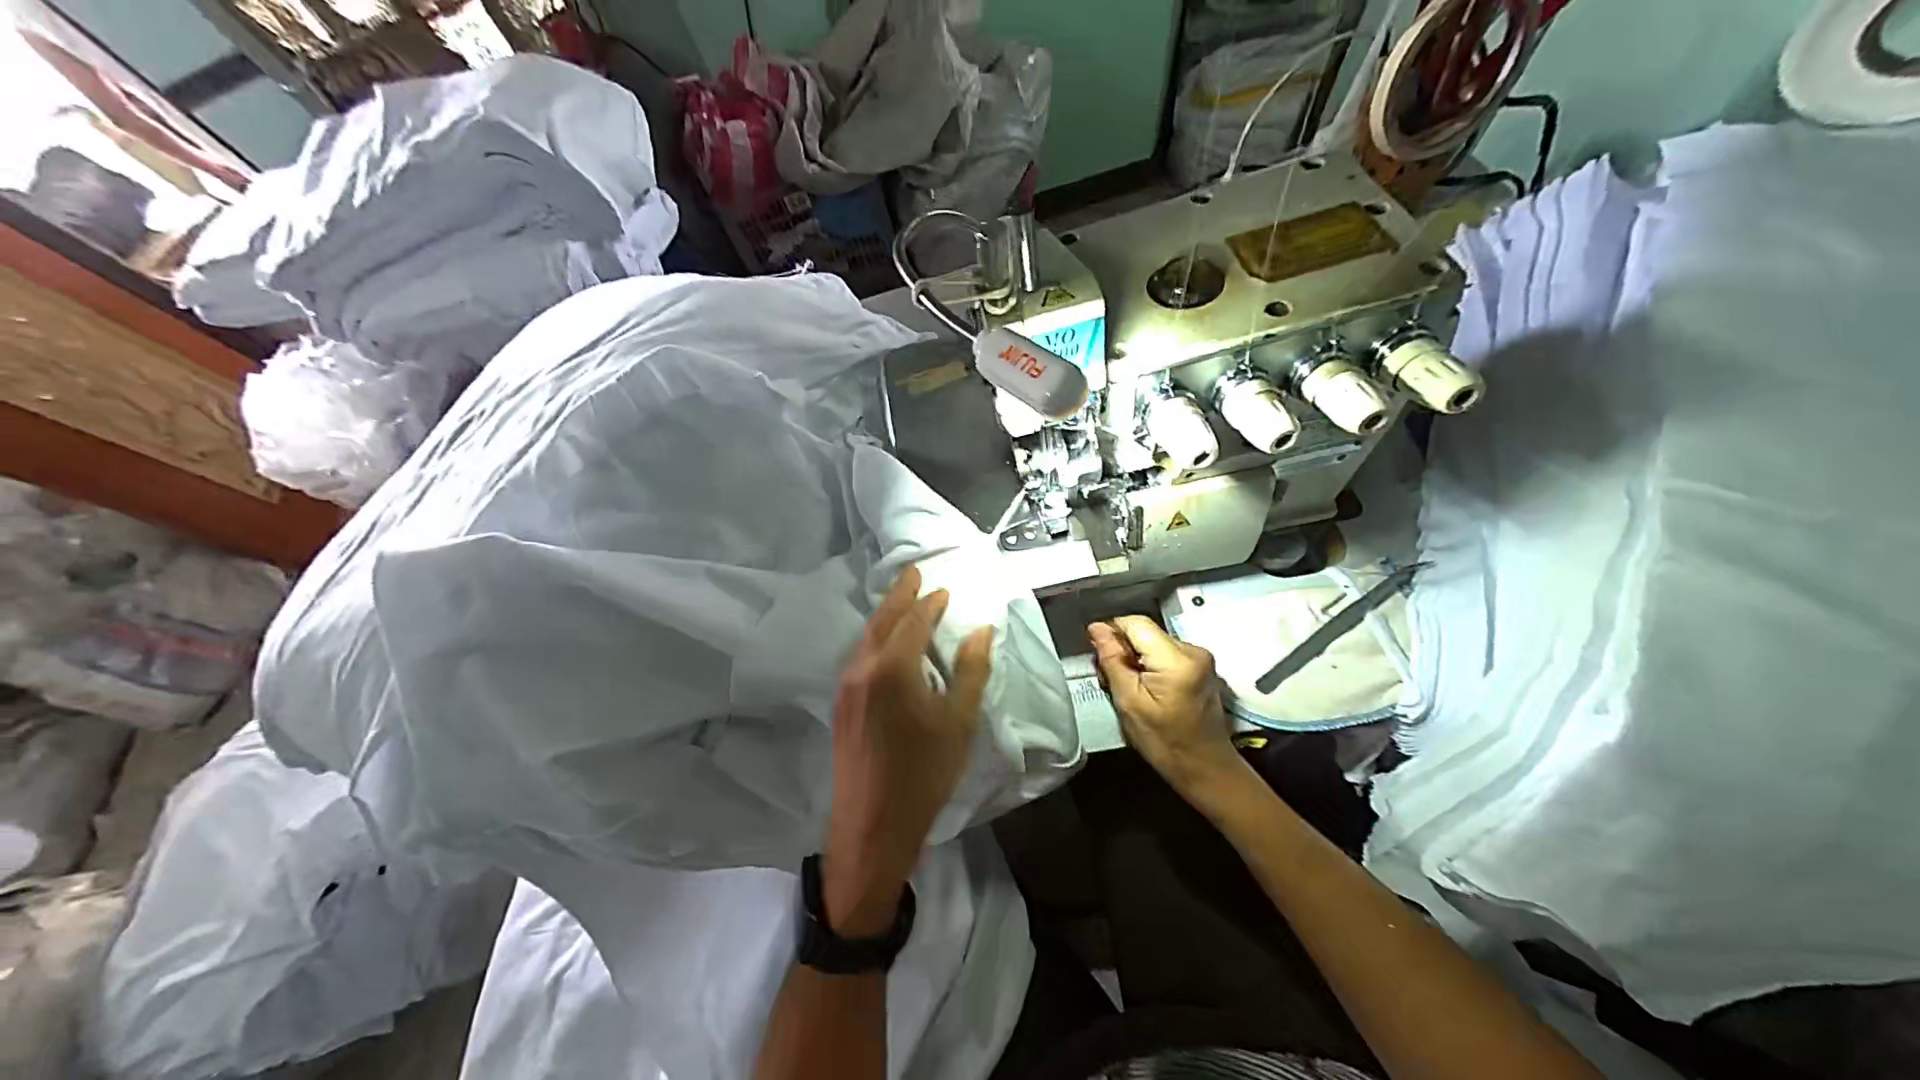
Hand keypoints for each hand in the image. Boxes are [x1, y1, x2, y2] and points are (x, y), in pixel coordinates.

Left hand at [825, 566, 991, 934]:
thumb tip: (982, 631)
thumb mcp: (958, 723)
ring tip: (902, 602)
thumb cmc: (923, 774)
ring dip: (885, 616)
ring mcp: (845, 687)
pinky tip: (887, 643)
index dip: (930, 604)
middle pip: (882, 620)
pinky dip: (875, 639)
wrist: (872, 825)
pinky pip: (858, 656)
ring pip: (866, 637)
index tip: (944, 590)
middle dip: (899, 594)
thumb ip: (971, 672)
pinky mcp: (840, 704)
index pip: (913, 622)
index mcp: (892, 669)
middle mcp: (862, 669)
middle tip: (913, 573)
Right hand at [1088, 617, 1249, 806]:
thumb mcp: (1129, 702)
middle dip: (1123, 647)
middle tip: (1109, 675)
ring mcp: (1200, 658)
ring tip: (1127, 685)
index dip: (1111, 631)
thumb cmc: (1165, 743)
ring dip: (1136, 656)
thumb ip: (1112, 660)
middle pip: (1146, 632)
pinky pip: (1166, 652)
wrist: (1205, 767)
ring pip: (1154, 641)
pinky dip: (1151, 664)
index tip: (1096, 649)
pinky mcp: (1201, 666)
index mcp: (1177, 659)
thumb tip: (1098, 629)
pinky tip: (1145, 687)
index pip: (1136, 623)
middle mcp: (1193, 650)